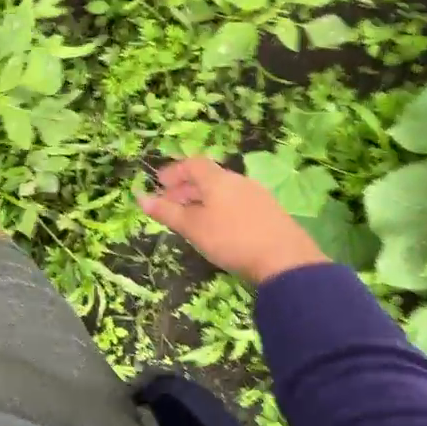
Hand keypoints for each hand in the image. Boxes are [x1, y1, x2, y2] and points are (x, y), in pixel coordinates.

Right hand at [136, 157, 331, 285]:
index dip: (174, 171)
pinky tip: (216, 227)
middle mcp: (239, 182)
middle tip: (169, 204)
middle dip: (185, 188)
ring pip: (223, 191)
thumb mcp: (191, 227)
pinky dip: (219, 208)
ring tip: (190, 218)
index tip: (159, 184)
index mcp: (218, 180)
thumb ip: (166, 211)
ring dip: (202, 199)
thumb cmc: (230, 239)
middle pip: (208, 177)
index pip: (193, 164)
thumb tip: (140, 198)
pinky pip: (236, 202)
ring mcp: (257, 196)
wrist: (286, 261)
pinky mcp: (269, 212)